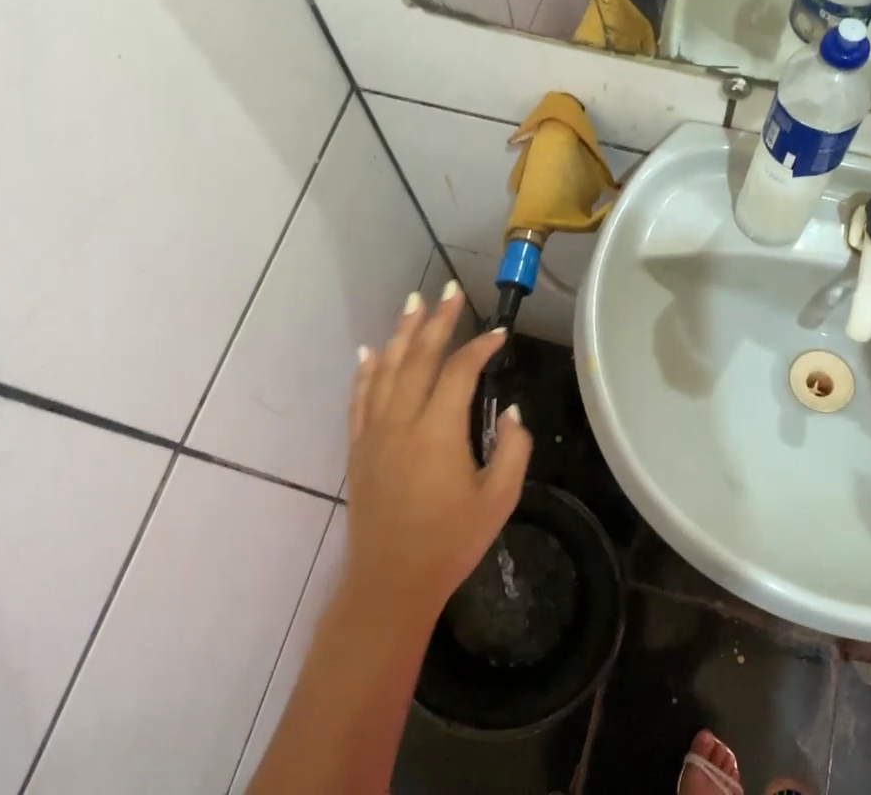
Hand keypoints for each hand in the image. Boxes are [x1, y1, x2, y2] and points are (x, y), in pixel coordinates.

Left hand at [345, 285, 531, 612]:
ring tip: (412, 302)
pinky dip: (366, 370)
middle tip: (449, 290)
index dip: (479, 347)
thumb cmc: (451, 541)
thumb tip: (510, 412)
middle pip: (418, 358)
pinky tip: (370, 351)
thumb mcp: (499, 499)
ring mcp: (374, 433)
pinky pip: (360, 398)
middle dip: (436, 321)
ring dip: (401, 333)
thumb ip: (513, 449)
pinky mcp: (358, 448)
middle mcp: (401, 421)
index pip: (459, 371)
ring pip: (386, 370)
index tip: (498, 333)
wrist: (391, 580)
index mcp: (438, 431)